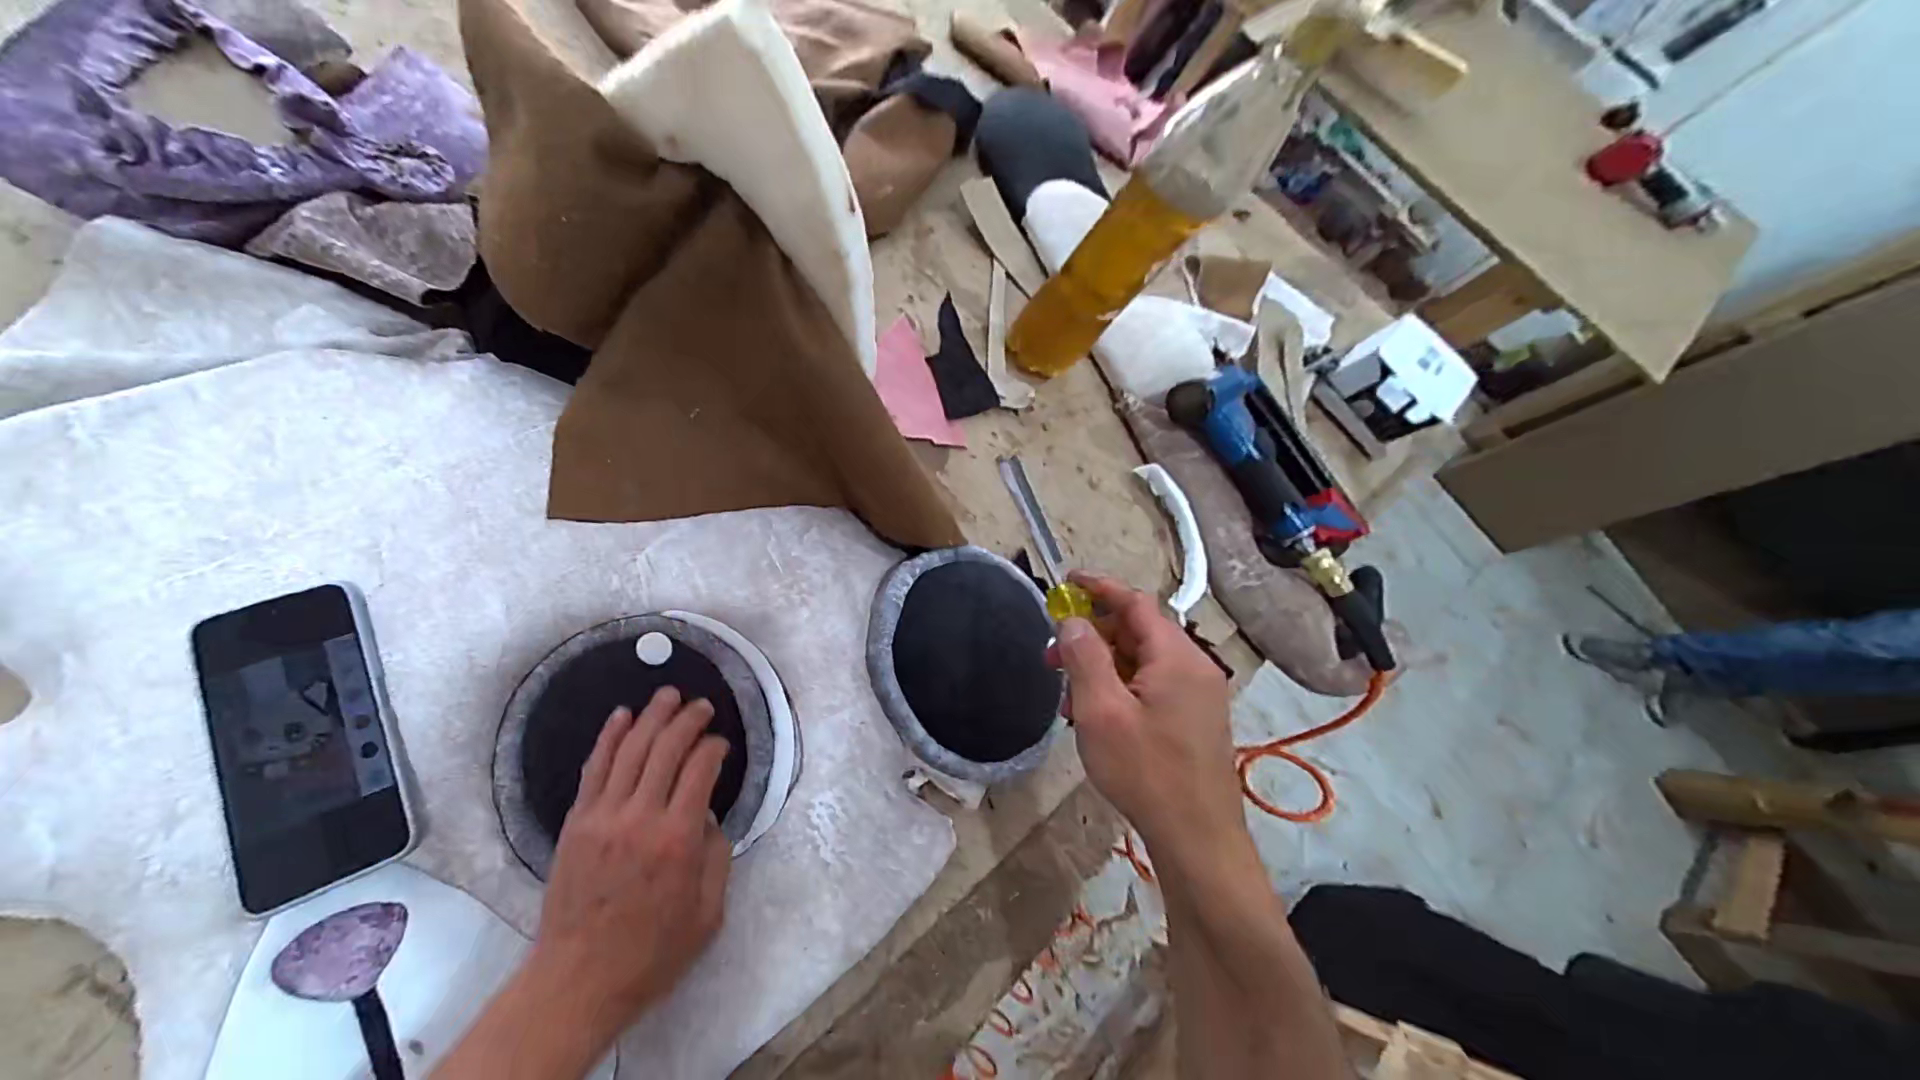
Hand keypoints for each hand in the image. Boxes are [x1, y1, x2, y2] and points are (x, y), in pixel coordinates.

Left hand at [524, 686, 731, 1032]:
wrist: (577, 981)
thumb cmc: (652, 952)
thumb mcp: (708, 913)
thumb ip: (717, 857)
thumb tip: (708, 816)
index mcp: (678, 839)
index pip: (701, 770)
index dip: (715, 748)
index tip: (722, 744)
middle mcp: (640, 817)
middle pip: (667, 749)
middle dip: (689, 720)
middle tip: (703, 706)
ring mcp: (603, 816)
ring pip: (630, 750)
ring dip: (652, 717)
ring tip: (668, 695)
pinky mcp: (576, 823)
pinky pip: (594, 769)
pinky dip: (609, 738)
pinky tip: (622, 716)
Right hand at [1051, 573, 1244, 859]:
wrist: (1197, 839)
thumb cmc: (1146, 772)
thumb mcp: (1102, 711)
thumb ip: (1085, 657)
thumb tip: (1073, 621)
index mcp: (1177, 657)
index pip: (1135, 603)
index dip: (1099, 588)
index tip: (1066, 582)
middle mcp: (1194, 667)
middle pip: (1138, 632)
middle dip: (1092, 636)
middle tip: (1053, 657)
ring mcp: (1198, 695)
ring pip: (1142, 661)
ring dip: (1103, 666)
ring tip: (1070, 698)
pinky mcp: (1195, 720)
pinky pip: (1152, 685)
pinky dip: (1120, 687)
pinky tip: (1097, 717)